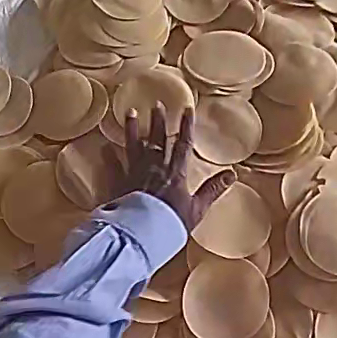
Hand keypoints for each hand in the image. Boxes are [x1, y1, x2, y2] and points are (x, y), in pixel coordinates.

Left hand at [108, 106, 234, 228]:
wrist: (144, 234)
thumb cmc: (172, 223)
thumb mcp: (198, 208)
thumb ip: (213, 190)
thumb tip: (233, 174)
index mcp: (176, 173)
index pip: (183, 144)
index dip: (186, 125)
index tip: (187, 108)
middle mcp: (155, 168)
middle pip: (158, 140)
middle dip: (159, 121)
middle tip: (156, 103)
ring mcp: (135, 174)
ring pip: (134, 146)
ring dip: (133, 129)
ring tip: (130, 112)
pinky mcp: (119, 184)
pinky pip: (113, 167)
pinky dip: (108, 158)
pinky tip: (103, 147)